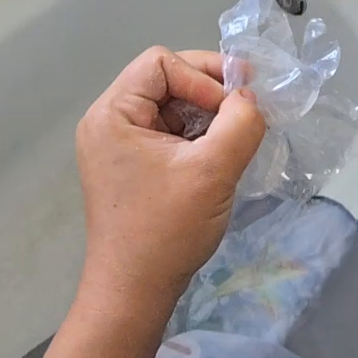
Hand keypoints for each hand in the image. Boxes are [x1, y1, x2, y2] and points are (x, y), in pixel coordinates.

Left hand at [75, 48, 267, 316]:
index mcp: (112, 113)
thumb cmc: (166, 230)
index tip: (232, 108)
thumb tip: (249, 99)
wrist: (133, 295)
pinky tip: (219, 151)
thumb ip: (239, 123)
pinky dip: (197, 132)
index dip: (202, 76)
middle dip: (208, 88)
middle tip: (246, 106)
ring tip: (235, 133)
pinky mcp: (132, 165)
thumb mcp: (213, 171)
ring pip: (170, 104)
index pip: (161, 63)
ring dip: (206, 111)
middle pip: (164, 77)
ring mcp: (118, 144)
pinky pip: (168, 130)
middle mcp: (108, 121)